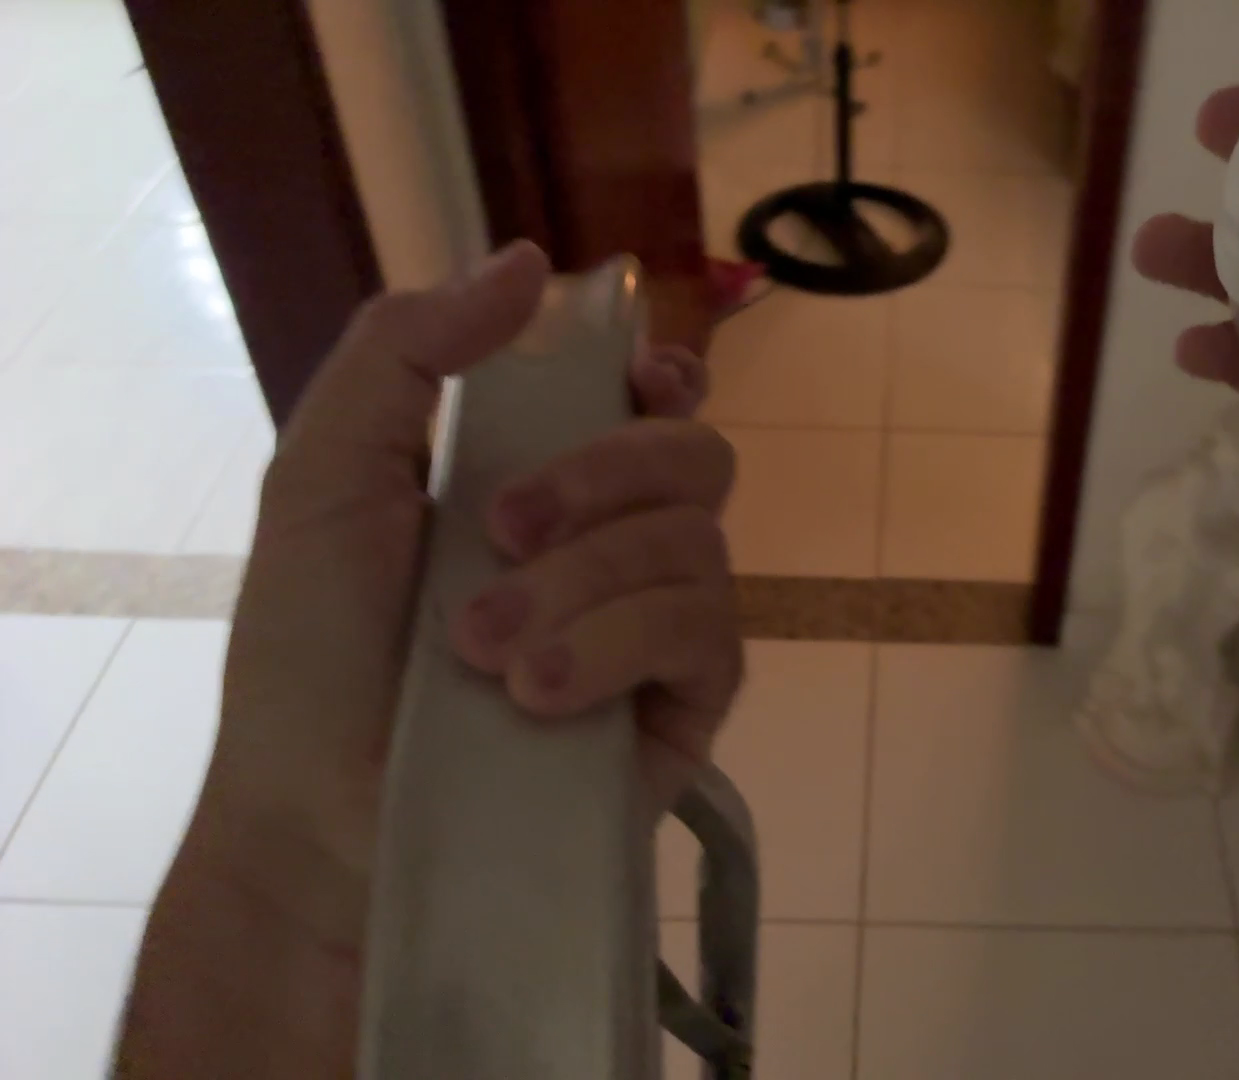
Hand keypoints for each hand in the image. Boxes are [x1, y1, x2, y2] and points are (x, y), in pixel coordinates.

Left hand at [121, 243, 740, 1076]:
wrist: (337, 813)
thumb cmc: (322, 649)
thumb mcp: (327, 479)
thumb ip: (408, 355)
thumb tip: (531, 265)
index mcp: (566, 483)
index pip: (663, 407)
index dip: (667, 380)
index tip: (635, 382)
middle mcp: (634, 539)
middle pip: (701, 460)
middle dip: (610, 476)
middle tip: (505, 531)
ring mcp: (675, 613)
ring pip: (697, 545)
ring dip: (583, 585)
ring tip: (487, 654)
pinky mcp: (698, 686)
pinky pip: (704, 628)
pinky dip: (619, 645)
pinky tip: (544, 695)